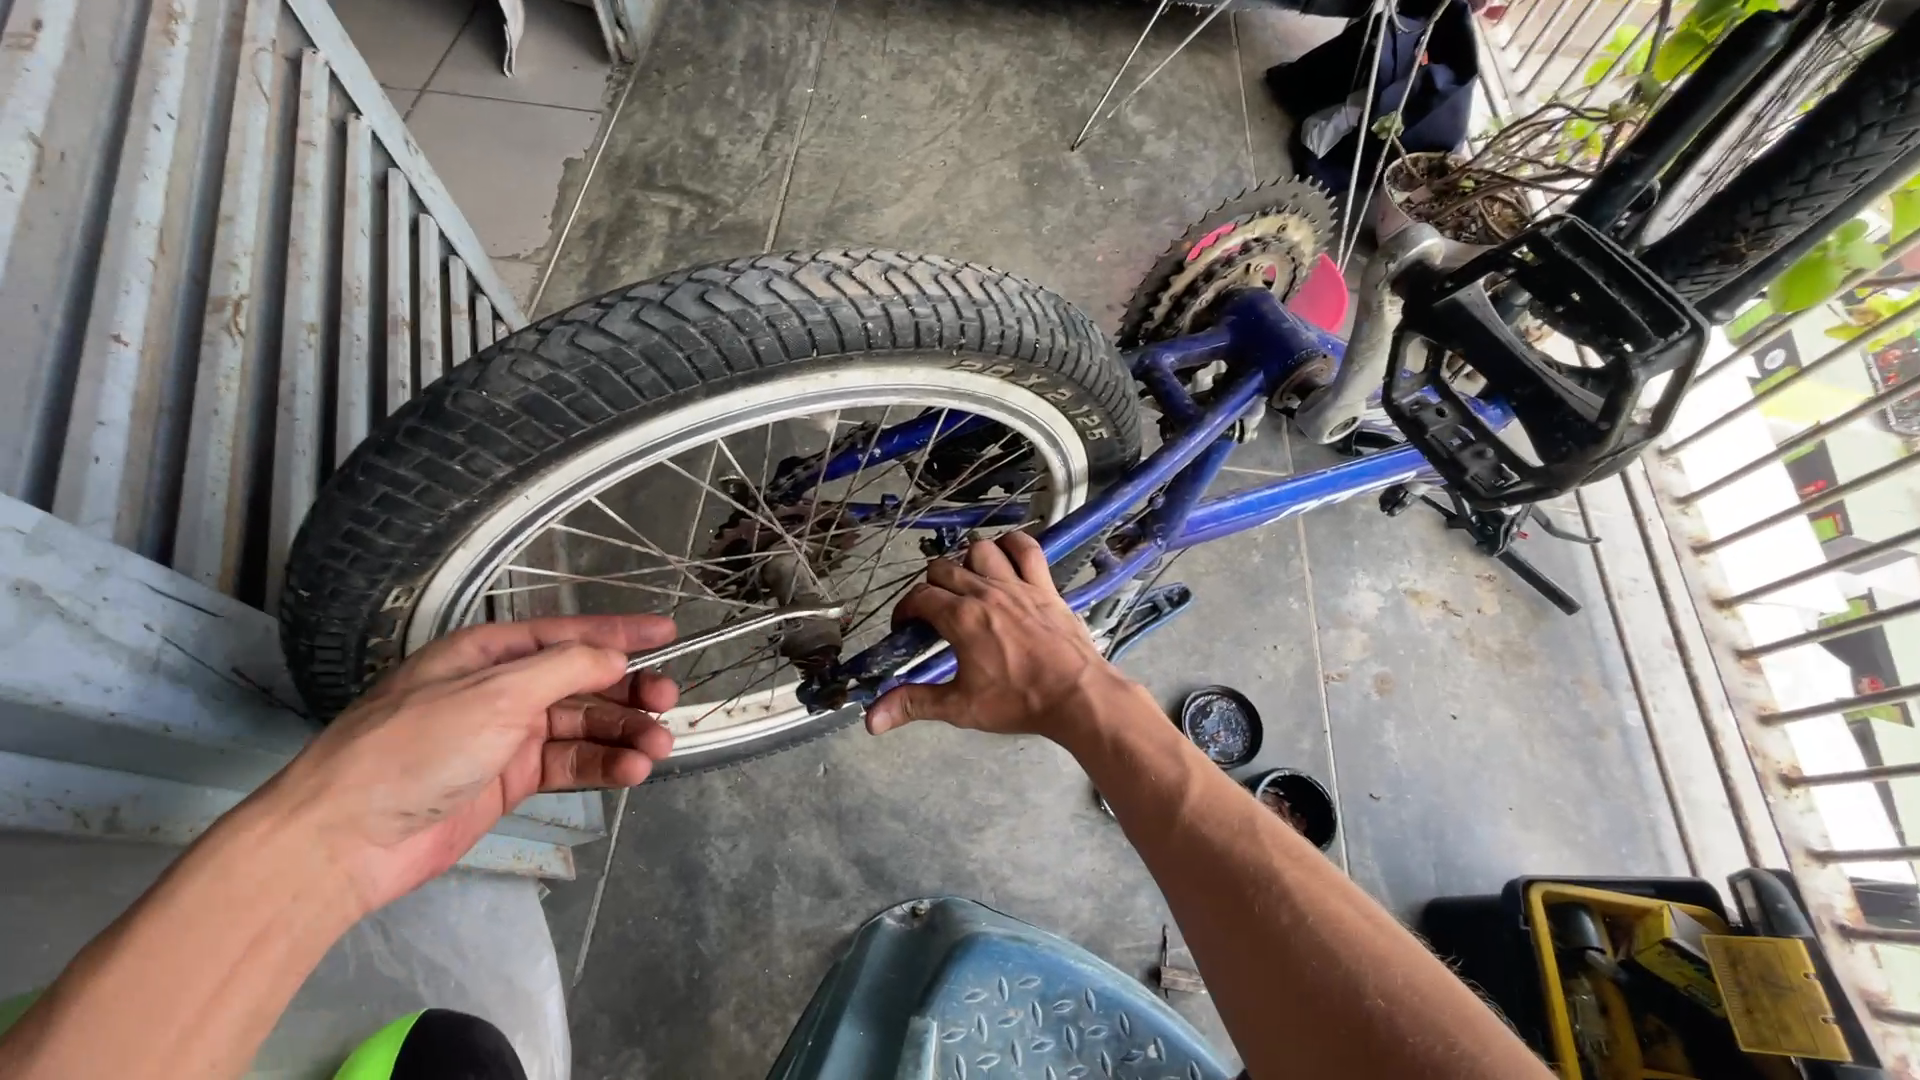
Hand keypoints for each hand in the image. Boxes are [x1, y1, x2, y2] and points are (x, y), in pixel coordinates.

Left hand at [257, 615, 678, 914]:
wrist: (344, 840)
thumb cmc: (417, 747)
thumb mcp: (496, 694)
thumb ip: (566, 669)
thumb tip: (616, 659)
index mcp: (490, 653)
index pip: (569, 634)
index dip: (621, 631)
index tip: (670, 633)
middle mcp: (503, 689)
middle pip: (583, 681)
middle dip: (629, 691)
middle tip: (669, 702)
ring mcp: (507, 736)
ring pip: (583, 726)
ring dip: (624, 734)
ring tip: (659, 748)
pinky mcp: (511, 780)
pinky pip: (570, 764)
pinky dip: (604, 766)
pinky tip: (631, 772)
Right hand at [867, 531, 1132, 738]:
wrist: (1077, 695)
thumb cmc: (1019, 701)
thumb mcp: (961, 707)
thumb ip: (913, 704)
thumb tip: (871, 720)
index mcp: (961, 618)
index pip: (918, 597)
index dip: (906, 610)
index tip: (907, 628)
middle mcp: (985, 592)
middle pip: (943, 569)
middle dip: (931, 588)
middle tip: (936, 613)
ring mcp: (1017, 584)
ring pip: (980, 550)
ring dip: (968, 562)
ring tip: (968, 585)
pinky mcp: (1044, 586)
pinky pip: (1026, 548)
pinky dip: (1012, 545)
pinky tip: (1005, 558)